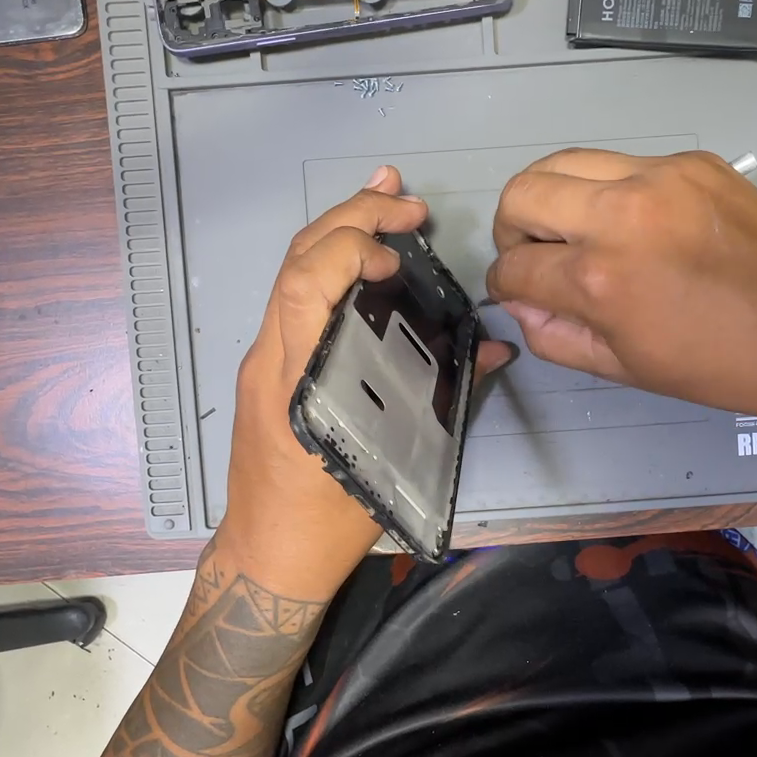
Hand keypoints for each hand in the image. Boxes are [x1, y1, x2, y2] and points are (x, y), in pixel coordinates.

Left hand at [224, 166, 509, 595]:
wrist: (268, 556)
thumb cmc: (327, 523)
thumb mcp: (394, 465)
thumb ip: (444, 403)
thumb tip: (494, 353)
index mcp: (291, 381)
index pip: (303, 285)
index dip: (348, 249)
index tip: (398, 254)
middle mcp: (268, 359)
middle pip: (295, 262)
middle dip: (350, 217)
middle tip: (405, 200)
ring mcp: (262, 362)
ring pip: (291, 275)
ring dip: (338, 232)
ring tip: (385, 205)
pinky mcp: (268, 369)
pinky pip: (296, 299)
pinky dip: (329, 266)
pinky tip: (361, 259)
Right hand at [484, 149, 756, 427]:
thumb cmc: (710, 364)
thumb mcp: (618, 367)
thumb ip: (550, 332)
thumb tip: (520, 299)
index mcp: (598, 279)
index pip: (512, 267)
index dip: (503, 285)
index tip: (518, 291)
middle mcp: (619, 213)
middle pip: (521, 193)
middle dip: (512, 229)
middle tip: (536, 255)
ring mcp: (658, 176)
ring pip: (563, 161)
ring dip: (552, 198)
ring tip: (575, 230)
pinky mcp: (691, 160)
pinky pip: (620, 163)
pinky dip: (607, 191)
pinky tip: (636, 224)